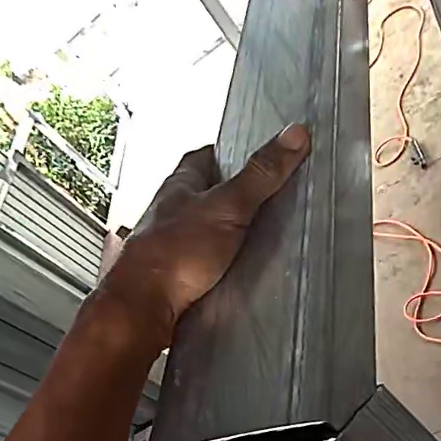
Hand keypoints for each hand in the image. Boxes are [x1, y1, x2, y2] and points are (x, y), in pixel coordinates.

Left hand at [94, 123, 310, 347]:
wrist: (145, 305)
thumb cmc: (176, 252)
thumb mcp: (228, 206)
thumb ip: (261, 174)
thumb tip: (294, 135)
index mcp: (180, 185)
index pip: (205, 157)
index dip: (228, 153)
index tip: (252, 153)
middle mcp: (172, 212)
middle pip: (205, 194)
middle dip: (231, 196)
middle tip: (263, 198)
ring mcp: (173, 244)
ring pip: (204, 229)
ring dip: (226, 232)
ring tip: (258, 236)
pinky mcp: (178, 275)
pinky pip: (205, 261)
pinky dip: (221, 262)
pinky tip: (238, 269)